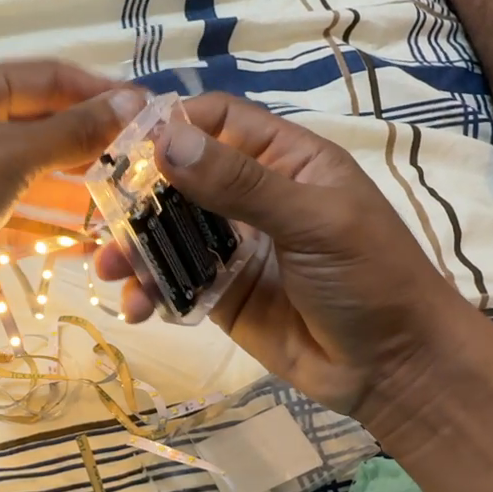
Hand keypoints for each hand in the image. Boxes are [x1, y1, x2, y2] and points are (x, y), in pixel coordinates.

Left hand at [0, 61, 144, 324]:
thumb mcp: (12, 155)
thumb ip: (73, 131)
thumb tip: (133, 101)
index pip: (48, 77)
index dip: (100, 92)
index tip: (147, 114)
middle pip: (36, 125)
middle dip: (85, 144)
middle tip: (137, 164)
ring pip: (23, 172)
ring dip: (67, 187)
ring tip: (118, 201)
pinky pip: (7, 211)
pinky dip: (40, 222)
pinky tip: (79, 240)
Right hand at [96, 94, 483, 427]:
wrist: (392, 368)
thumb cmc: (370, 277)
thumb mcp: (310, 221)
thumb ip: (237, 183)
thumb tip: (163, 141)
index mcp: (284, 161)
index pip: (217, 122)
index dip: (171, 126)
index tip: (123, 147)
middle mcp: (252, 198)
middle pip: (179, 180)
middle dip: (136, 198)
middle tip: (100, 218)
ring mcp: (233, 249)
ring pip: (167, 235)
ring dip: (133, 249)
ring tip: (107, 269)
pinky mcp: (219, 294)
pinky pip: (172, 283)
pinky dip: (148, 292)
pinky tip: (137, 307)